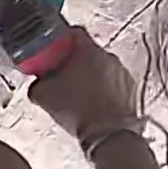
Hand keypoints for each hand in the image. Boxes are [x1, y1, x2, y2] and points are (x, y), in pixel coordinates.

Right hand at [27, 28, 143, 150]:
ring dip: (89, 75)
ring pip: (101, 67)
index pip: (74, 32)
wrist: (109, 136)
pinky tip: (91, 102)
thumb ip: (37, 83)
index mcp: (88, 52)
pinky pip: (113, 82)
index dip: (61, 38)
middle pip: (87, 50)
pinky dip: (103, 89)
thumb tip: (36, 84)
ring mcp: (122, 74)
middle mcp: (109, 58)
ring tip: (76, 92)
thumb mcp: (44, 95)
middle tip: (61, 72)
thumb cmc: (80, 111)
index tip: (53, 47)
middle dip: (74, 60)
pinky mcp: (131, 90)